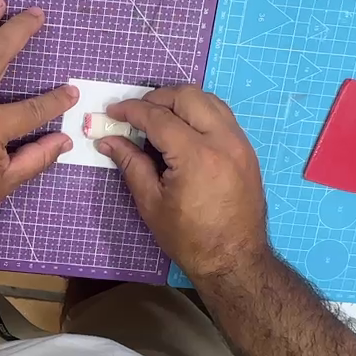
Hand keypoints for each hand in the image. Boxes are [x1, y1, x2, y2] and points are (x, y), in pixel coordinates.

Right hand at [98, 86, 269, 282]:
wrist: (234, 259)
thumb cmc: (188, 238)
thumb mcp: (151, 203)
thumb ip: (131, 164)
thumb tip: (108, 141)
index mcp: (196, 156)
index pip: (158, 117)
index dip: (132, 110)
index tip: (113, 112)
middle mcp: (222, 141)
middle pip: (187, 96)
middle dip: (157, 97)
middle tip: (135, 112)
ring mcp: (239, 143)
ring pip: (209, 100)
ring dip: (180, 101)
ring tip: (158, 116)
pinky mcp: (246, 149)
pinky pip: (221, 115)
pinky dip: (199, 112)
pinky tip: (182, 128)